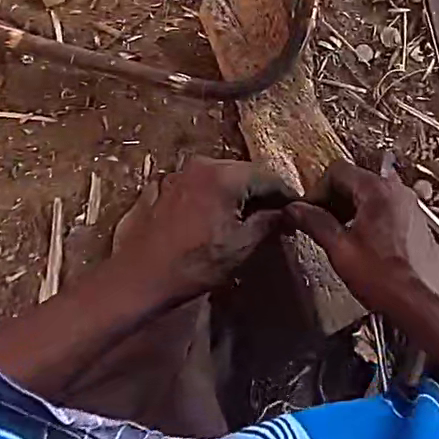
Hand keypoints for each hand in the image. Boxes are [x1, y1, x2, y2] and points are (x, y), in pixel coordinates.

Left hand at [101, 156, 287, 306]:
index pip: (268, 176)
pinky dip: (215, 194)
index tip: (296, 211)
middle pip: (245, 172)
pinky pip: (202, 182)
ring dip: (238, 193)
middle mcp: (203, 163)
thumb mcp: (241, 246)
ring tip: (250, 219)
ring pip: (223, 176)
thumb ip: (268, 223)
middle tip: (277, 217)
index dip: (285, 194)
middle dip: (262, 192)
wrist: (141, 275)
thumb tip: (286, 212)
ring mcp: (182, 172)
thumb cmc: (194, 263)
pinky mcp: (168, 184)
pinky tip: (218, 216)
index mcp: (224, 175)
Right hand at [285, 160, 438, 334]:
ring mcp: (411, 208)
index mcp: (378, 190)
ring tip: (337, 235)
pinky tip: (361, 245)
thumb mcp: (341, 250)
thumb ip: (315, 223)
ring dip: (348, 209)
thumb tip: (296, 210)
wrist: (431, 310)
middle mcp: (398, 192)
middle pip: (354, 180)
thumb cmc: (392, 282)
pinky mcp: (417, 225)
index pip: (337, 171)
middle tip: (317, 221)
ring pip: (370, 195)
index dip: (316, 190)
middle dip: (331, 199)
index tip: (306, 210)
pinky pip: (385, 210)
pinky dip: (367, 219)